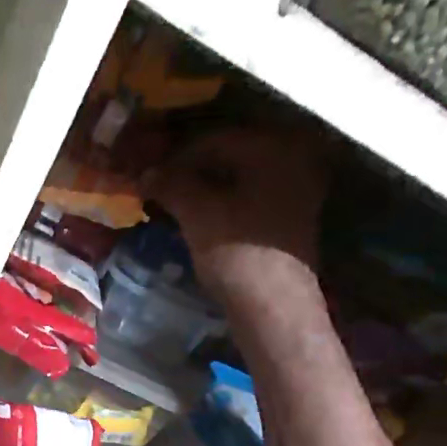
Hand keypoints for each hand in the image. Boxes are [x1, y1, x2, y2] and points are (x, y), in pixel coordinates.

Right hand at [146, 129, 328, 328]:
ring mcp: (299, 189)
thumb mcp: (198, 214)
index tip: (149, 175)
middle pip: (232, 155)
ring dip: (208, 187)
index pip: (215, 139)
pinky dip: (225, 202)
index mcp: (275, 147)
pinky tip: (202, 216)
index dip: (176, 157)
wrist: (274, 306)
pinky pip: (252, 196)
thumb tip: (147, 173)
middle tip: (161, 187)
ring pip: (242, 177)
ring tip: (176, 203)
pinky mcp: (293, 217)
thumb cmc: (238, 254)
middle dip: (193, 170)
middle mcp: (295, 158)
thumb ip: (172, 186)